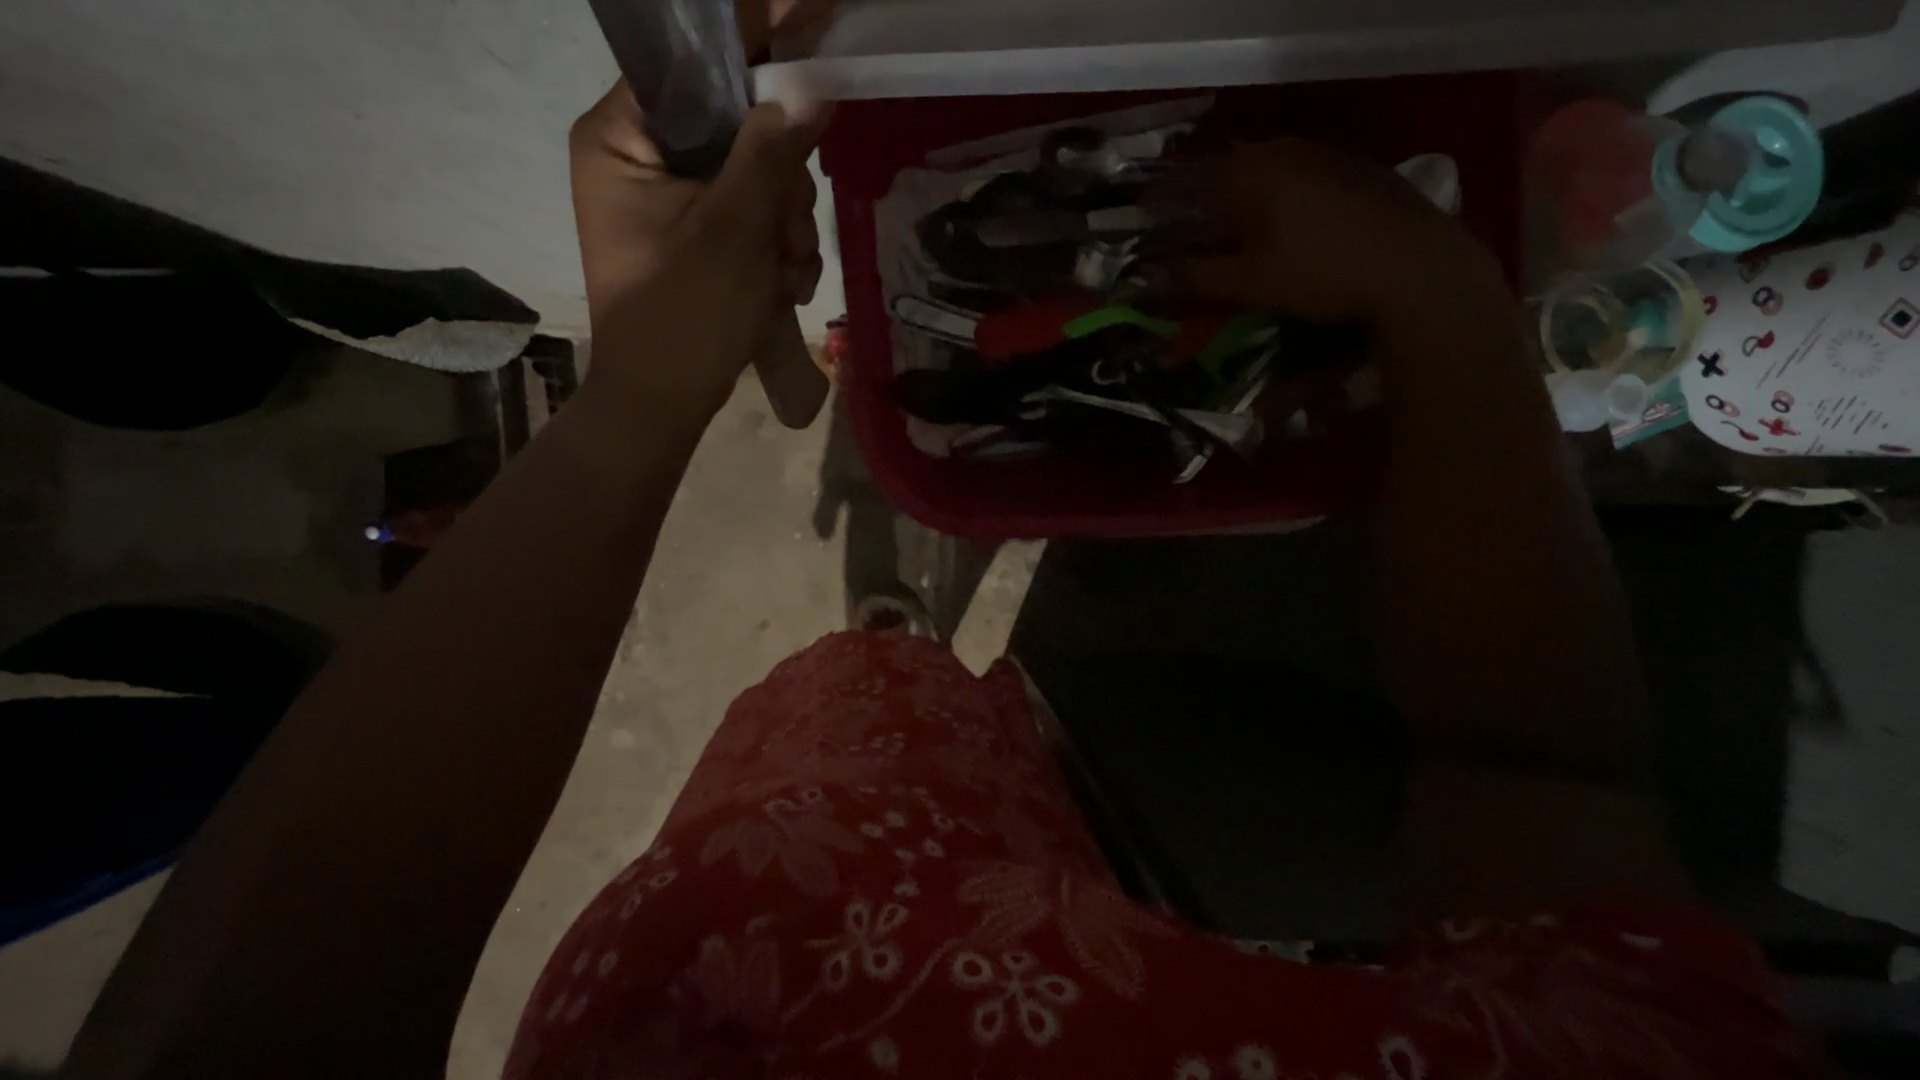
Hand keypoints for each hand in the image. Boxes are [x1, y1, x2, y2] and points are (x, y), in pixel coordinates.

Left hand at [569, 84, 823, 425]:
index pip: (692, 71)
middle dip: (778, 189)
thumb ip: (772, 152)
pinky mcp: (691, 235)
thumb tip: (809, 89)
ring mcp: (665, 200)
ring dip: (784, 227)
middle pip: (733, 129)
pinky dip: (773, 249)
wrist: (663, 403)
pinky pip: (748, 215)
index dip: (755, 78)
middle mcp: (636, 157)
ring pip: (751, 177)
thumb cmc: (686, 315)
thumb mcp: (735, 229)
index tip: (806, 100)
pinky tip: (783, 287)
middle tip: (788, 240)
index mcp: (619, 138)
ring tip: (786, 277)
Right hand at [1180, 139, 1513, 347]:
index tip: (1150, 224)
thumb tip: (1146, 283)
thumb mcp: (1251, 283)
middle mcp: (1291, 150)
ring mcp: (1333, 157)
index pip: (1195, 177)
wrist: (1419, 270)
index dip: (1168, 202)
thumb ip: (1196, 279)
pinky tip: (1294, 229)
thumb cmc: (1323, 273)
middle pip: (1235, 170)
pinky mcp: (1366, 172)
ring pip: (1275, 173)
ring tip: (1240, 232)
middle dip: (1210, 199)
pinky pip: (1309, 180)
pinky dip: (1289, 200)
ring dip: (1251, 199)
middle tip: (1195, 231)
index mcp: (1256, 170)